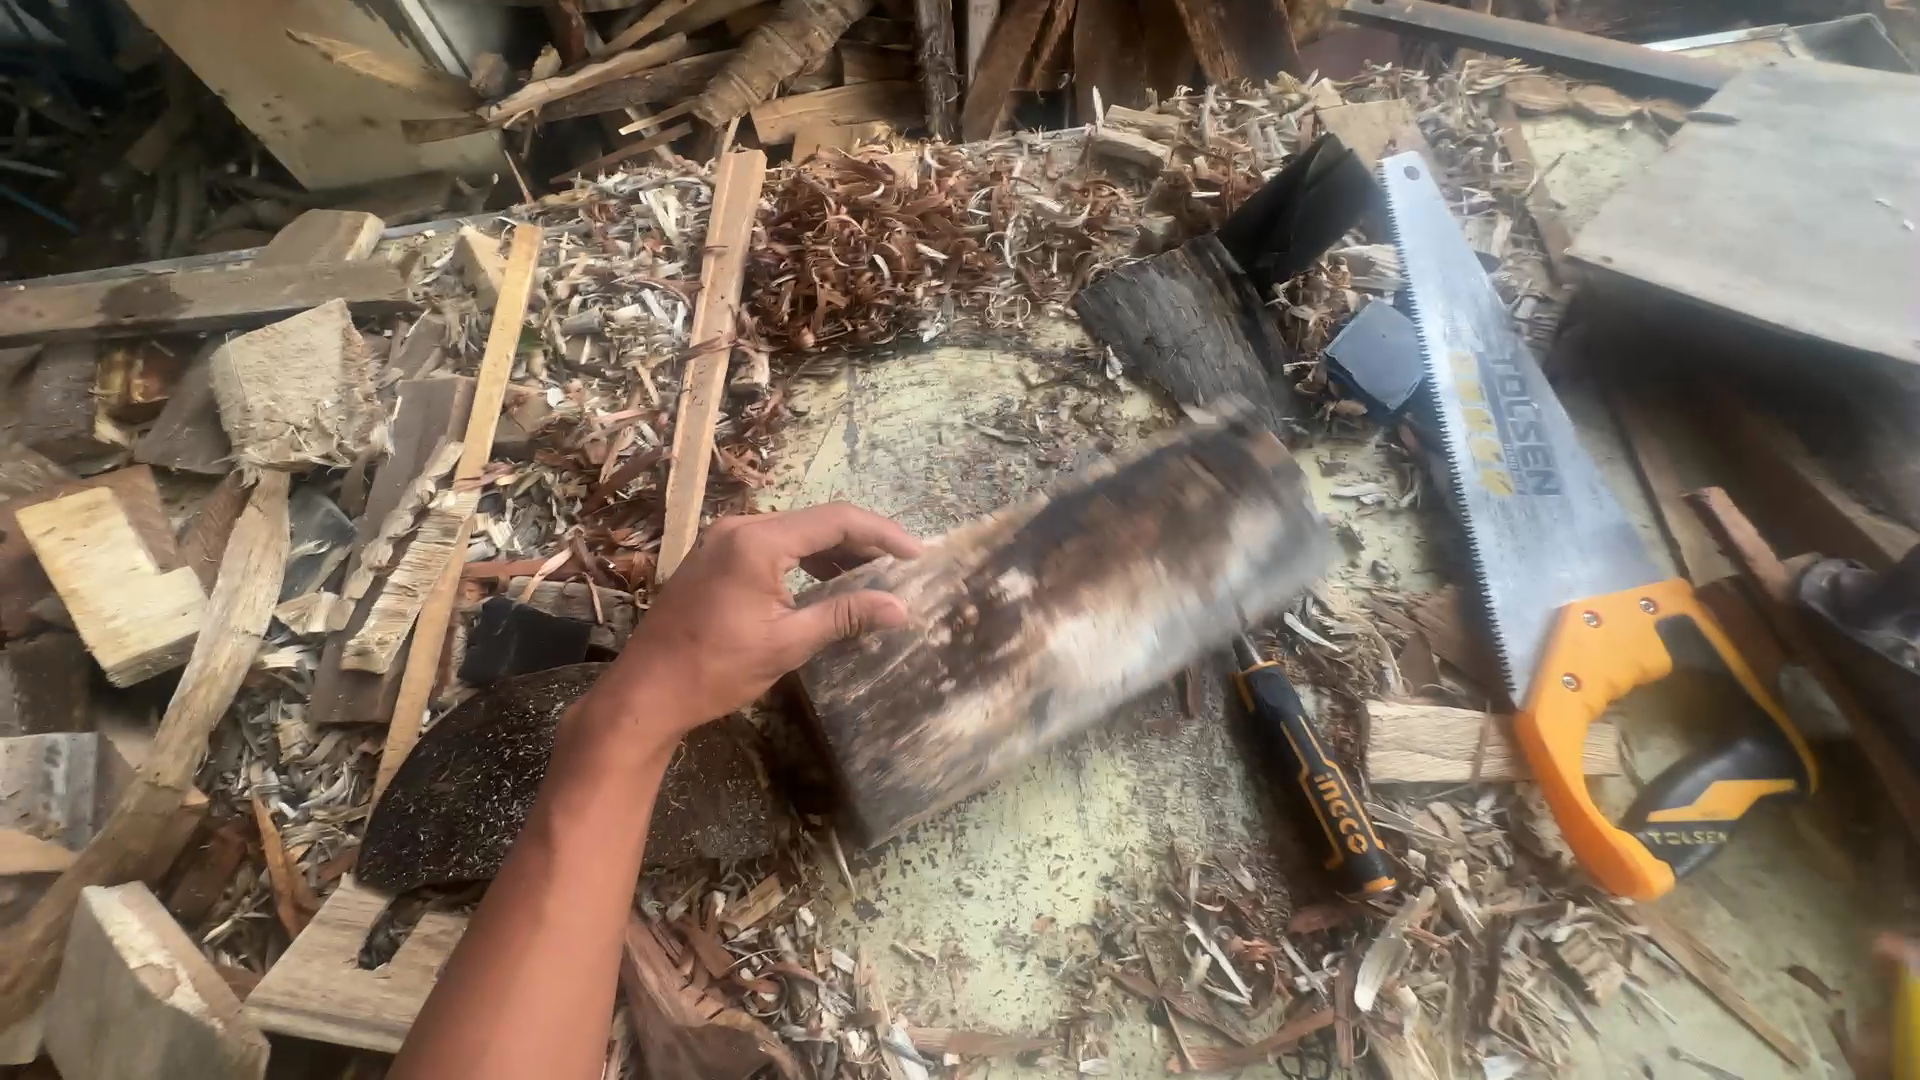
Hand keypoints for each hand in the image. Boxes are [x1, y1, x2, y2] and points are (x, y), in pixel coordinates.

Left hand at [589, 503, 921, 741]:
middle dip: (864, 541)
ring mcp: (724, 539)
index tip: (918, 554)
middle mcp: (740, 527)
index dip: (883, 534)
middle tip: (903, 566)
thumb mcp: (787, 643)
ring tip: (876, 576)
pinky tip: (831, 582)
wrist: (645, 692)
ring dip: (837, 551)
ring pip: (797, 532)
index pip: (837, 520)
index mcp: (758, 541)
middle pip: (818, 521)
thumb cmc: (715, 669)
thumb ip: (845, 616)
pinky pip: (775, 545)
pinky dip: (808, 560)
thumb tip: (901, 609)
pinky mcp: (717, 556)